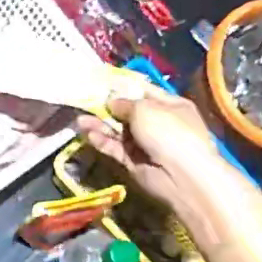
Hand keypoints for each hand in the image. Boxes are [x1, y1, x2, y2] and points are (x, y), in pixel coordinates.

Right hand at [77, 89, 228, 218]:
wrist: (181, 176)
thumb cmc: (169, 132)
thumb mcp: (146, 109)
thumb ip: (125, 104)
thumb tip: (111, 102)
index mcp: (169, 105)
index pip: (143, 92)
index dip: (123, 89)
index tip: (101, 86)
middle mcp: (157, 123)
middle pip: (127, 113)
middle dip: (106, 109)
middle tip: (85, 104)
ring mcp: (145, 144)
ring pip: (118, 132)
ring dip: (100, 125)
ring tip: (80, 121)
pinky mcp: (134, 162)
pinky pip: (115, 149)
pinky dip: (103, 142)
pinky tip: (89, 135)